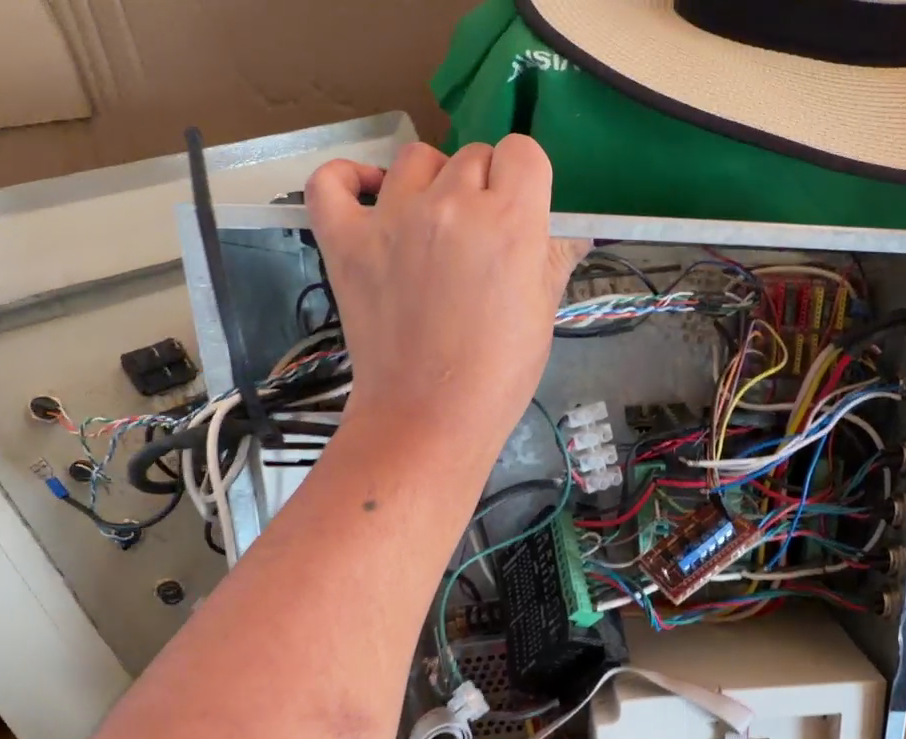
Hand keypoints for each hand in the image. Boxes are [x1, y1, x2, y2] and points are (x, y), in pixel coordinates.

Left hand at [305, 138, 587, 458]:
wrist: (430, 418)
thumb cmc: (498, 375)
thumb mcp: (544, 312)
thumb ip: (556, 256)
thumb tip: (573, 228)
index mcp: (510, 222)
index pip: (524, 153)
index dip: (526, 178)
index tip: (522, 208)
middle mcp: (450, 205)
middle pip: (473, 156)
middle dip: (484, 187)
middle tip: (481, 238)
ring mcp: (391, 218)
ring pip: (414, 159)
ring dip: (430, 182)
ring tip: (432, 225)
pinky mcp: (346, 240)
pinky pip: (332, 180)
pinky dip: (348, 179)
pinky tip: (368, 197)